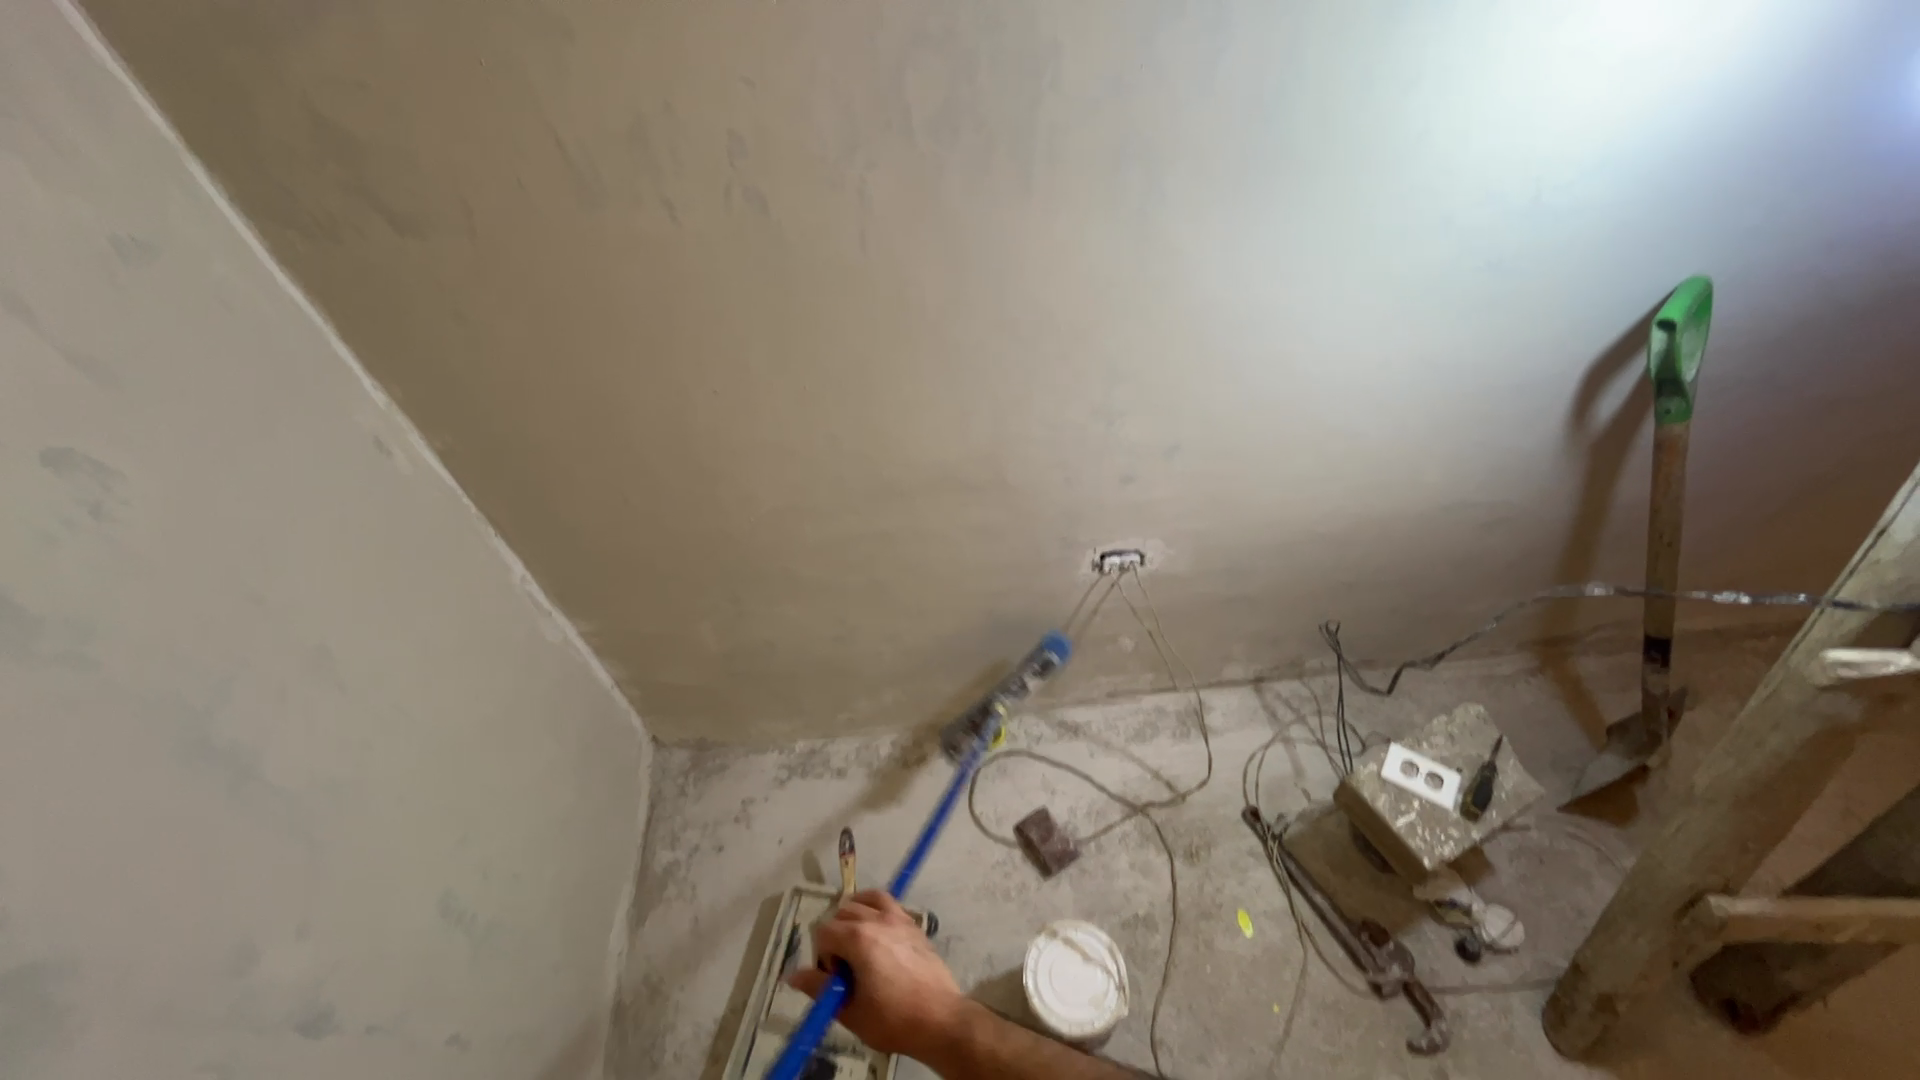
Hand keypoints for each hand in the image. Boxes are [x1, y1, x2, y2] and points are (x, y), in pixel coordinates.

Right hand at [787, 889, 966, 1057]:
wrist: (939, 1018)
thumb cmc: (892, 1019)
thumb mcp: (850, 1010)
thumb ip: (819, 989)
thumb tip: (792, 975)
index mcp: (858, 939)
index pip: (823, 932)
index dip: (823, 957)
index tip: (836, 980)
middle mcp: (876, 919)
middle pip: (842, 913)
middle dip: (836, 937)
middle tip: (845, 968)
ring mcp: (898, 918)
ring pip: (864, 900)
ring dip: (854, 917)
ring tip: (857, 945)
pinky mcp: (912, 923)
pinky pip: (887, 901)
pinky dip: (875, 908)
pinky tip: (877, 931)